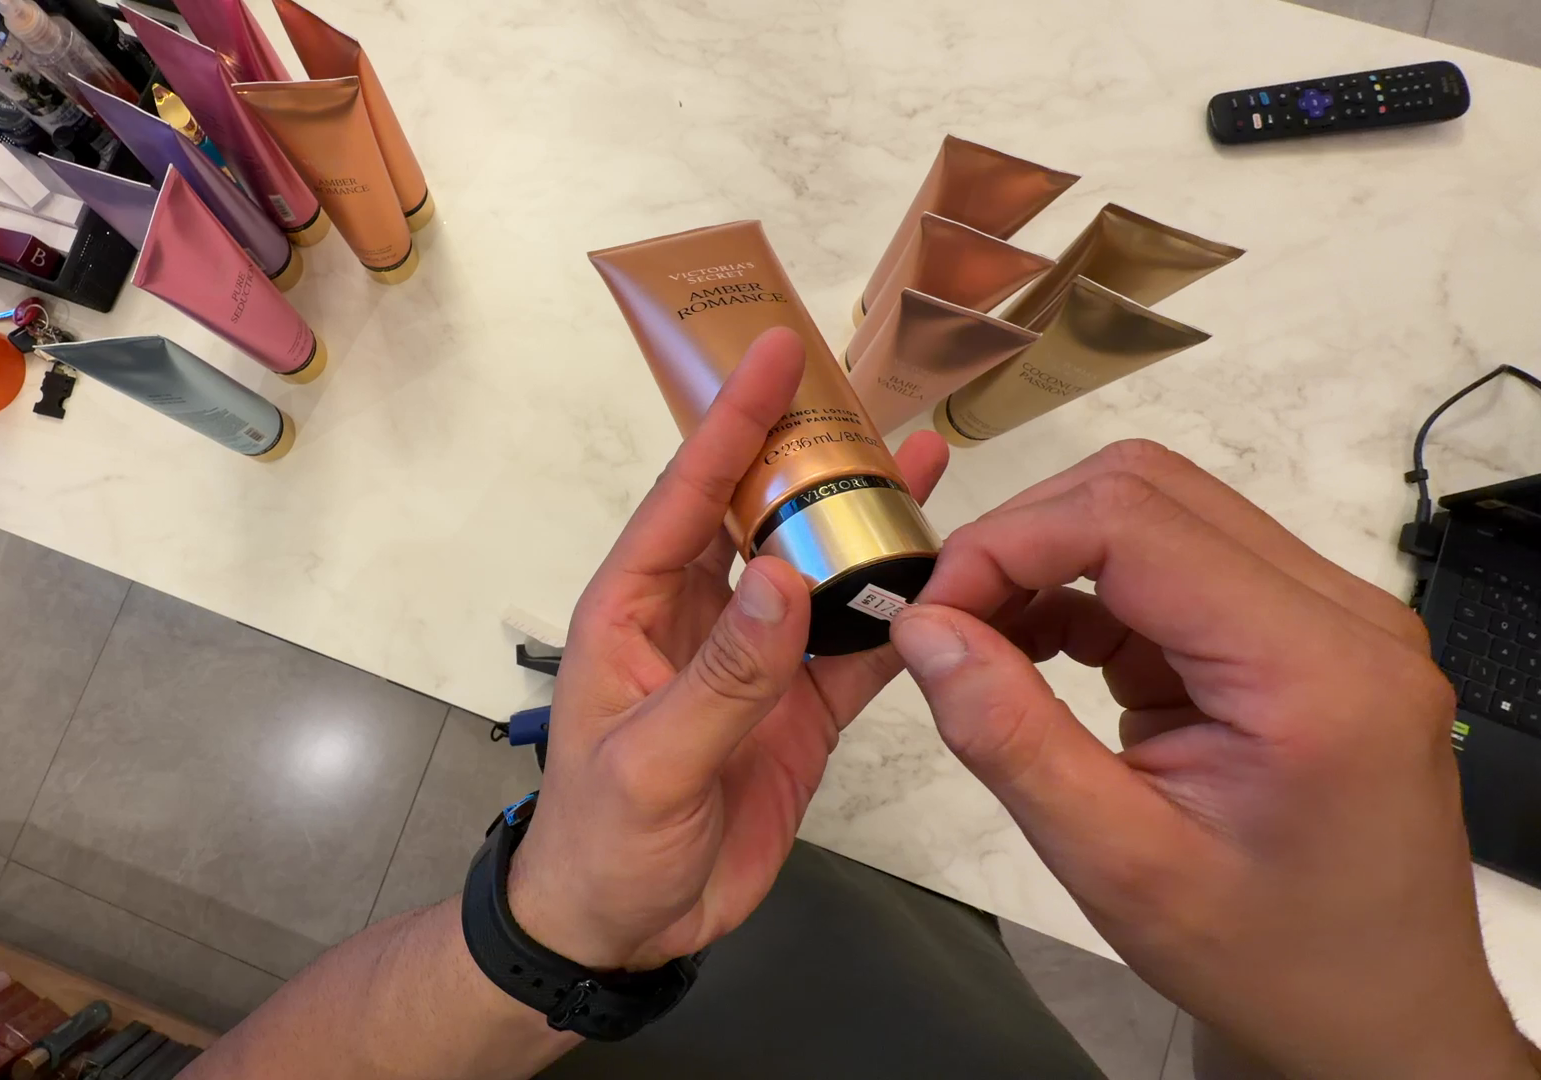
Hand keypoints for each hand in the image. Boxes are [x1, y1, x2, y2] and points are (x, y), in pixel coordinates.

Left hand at [507, 326, 947, 971]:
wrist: (626, 923)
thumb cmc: (604, 839)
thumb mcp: (650, 761)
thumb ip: (722, 677)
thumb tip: (787, 577)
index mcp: (637, 607)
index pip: (686, 494)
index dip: (731, 421)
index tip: (775, 352)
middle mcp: (697, 615)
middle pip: (753, 513)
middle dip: (803, 452)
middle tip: (863, 391)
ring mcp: (752, 658)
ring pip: (810, 569)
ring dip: (858, 522)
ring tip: (919, 461)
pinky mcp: (794, 705)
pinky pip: (849, 642)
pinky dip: (892, 610)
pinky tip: (938, 574)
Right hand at [888, 440, 1534, 1079]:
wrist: (1366, 1005)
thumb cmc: (1256, 951)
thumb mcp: (1109, 860)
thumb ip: (1006, 734)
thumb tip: (920, 627)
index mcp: (1310, 667)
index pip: (1129, 521)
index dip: (1004, 545)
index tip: (932, 617)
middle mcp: (1329, 610)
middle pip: (1134, 488)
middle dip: (1014, 539)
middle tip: (949, 622)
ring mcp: (1305, 610)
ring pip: (1136, 506)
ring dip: (1034, 555)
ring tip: (980, 635)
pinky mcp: (1265, 623)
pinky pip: (1143, 557)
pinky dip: (1061, 584)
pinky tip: (1026, 644)